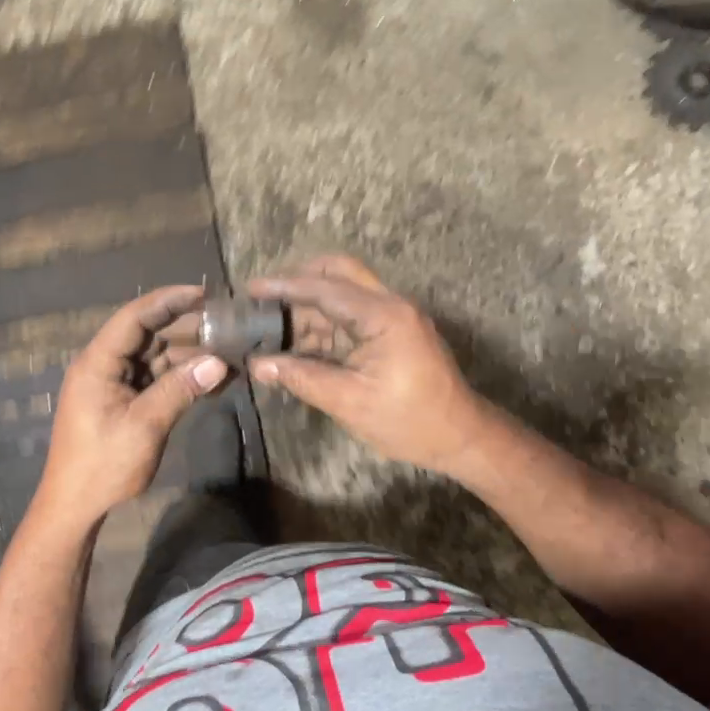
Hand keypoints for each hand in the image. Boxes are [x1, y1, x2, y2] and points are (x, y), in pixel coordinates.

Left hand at [32, 285, 229, 525]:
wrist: (74, 506)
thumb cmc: (102, 464)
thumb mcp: (144, 426)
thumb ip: (180, 390)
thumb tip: (219, 361)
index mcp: (97, 362)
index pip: (134, 317)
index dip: (169, 301)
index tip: (205, 293)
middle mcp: (103, 366)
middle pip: (147, 334)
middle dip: (186, 327)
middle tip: (227, 323)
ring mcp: (113, 384)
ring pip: (154, 357)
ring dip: (188, 354)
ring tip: (229, 350)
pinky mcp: (122, 403)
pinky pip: (154, 379)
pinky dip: (180, 377)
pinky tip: (212, 378)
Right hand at [248, 254, 488, 473]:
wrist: (459, 437)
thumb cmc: (408, 421)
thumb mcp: (349, 401)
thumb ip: (301, 378)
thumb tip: (257, 364)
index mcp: (384, 316)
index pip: (325, 288)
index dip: (284, 286)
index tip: (250, 289)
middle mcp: (389, 305)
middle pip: (338, 273)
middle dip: (298, 280)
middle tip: (262, 300)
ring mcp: (391, 318)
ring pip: (341, 294)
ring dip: (306, 305)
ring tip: (267, 323)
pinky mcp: (389, 334)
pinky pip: (348, 317)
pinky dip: (319, 324)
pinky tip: (292, 342)